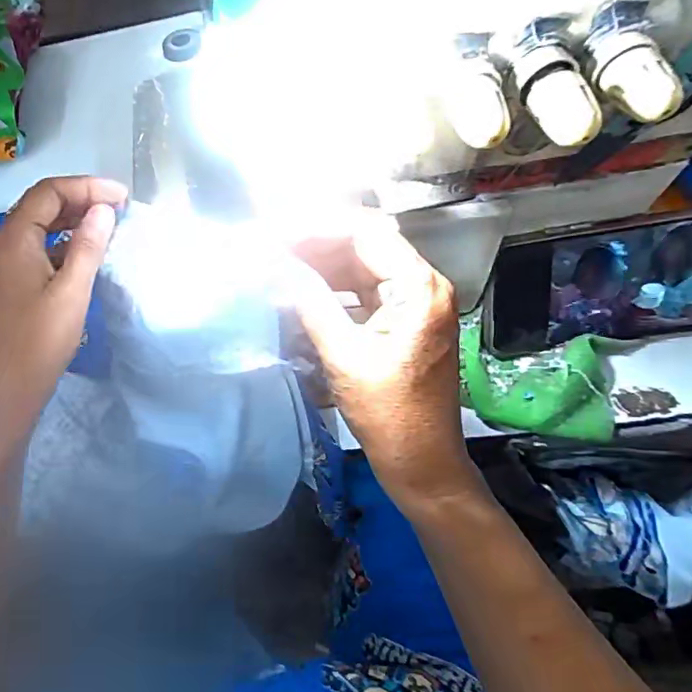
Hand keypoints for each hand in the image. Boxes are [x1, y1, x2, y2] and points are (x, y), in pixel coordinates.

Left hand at [0, 176, 127, 438]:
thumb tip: (103, 209)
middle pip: (40, 207)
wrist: (5, 393)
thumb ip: (88, 246)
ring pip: (38, 229)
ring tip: (108, 228)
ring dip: (72, 223)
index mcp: (12, 241)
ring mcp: (3, 267)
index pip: (47, 193)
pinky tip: (87, 257)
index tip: (122, 197)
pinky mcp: (9, 286)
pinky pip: (36, 252)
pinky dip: (62, 246)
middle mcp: (2, 246)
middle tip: (119, 210)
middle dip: (79, 201)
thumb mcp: (71, 292)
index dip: (86, 187)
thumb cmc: (39, 343)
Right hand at [286, 212, 474, 510]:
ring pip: (361, 268)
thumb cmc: (388, 413)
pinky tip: (299, 292)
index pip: (365, 233)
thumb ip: (310, 303)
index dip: (316, 228)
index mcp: (418, 288)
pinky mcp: (402, 324)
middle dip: (315, 244)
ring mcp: (414, 305)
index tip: (275, 234)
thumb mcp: (344, 355)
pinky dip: (332, 290)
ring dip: (320, 266)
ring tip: (277, 267)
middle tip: (268, 249)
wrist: (422, 463)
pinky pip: (363, 293)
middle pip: (364, 246)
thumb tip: (276, 267)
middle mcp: (422, 287)